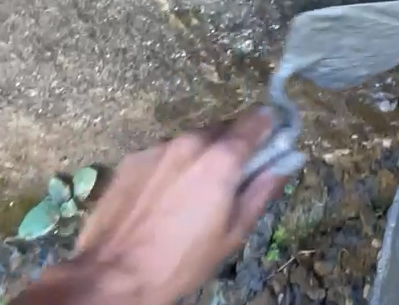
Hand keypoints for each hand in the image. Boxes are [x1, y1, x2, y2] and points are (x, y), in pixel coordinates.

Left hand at [18, 109, 290, 304]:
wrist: (109, 279)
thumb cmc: (180, 261)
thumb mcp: (233, 233)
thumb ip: (264, 189)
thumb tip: (289, 159)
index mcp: (223, 156)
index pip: (258, 118)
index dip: (268, 130)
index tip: (268, 148)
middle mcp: (193, 139)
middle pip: (225, 128)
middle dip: (232, 147)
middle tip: (227, 183)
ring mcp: (160, 146)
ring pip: (194, 139)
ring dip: (201, 156)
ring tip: (189, 196)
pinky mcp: (134, 157)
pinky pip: (165, 152)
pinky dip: (172, 166)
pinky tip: (161, 199)